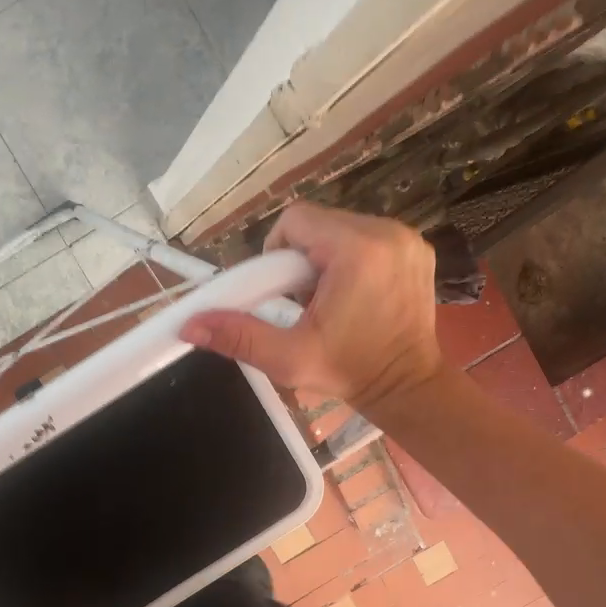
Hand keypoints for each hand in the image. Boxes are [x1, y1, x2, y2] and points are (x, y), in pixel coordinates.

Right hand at [180, 202, 444, 414]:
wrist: (406, 386)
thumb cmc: (348, 372)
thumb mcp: (287, 357)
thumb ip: (238, 336)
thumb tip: (189, 325)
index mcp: (357, 252)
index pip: (296, 220)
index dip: (277, 251)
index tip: (282, 290)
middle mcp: (386, 233)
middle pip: (319, 222)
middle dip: (301, 257)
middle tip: (303, 300)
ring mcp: (407, 238)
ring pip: (341, 227)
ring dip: (324, 257)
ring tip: (328, 299)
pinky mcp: (416, 247)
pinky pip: (367, 236)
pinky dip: (351, 258)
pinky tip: (353, 294)